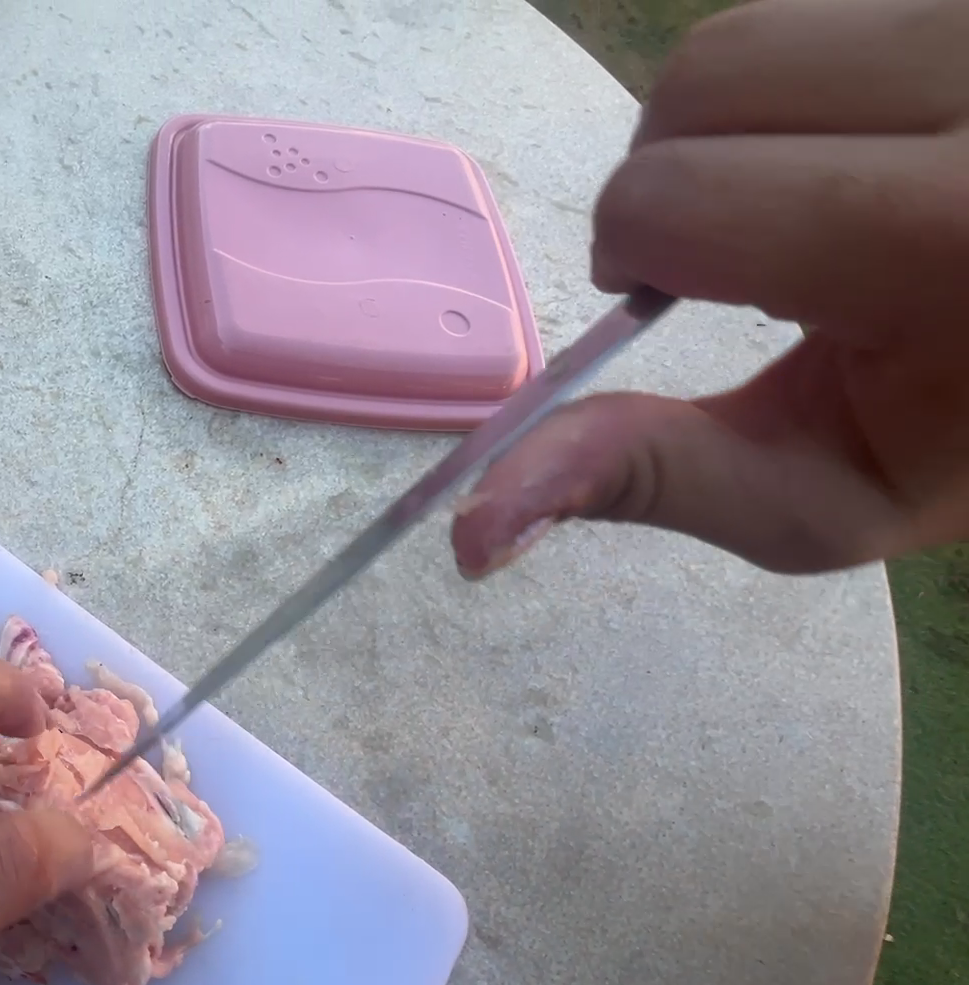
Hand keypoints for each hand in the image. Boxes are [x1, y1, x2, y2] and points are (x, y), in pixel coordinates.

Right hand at [453, 0, 968, 576]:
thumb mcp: (811, 498)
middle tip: (729, 247)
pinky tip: (853, 154)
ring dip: (722, 127)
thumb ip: (642, 484)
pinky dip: (796, 91)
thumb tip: (466, 531)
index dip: (631, 250)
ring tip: (788, 197)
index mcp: (951, 238)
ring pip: (758, 27)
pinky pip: (831, 18)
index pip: (673, 191)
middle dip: (666, 174)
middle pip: (707, 71)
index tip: (673, 298)